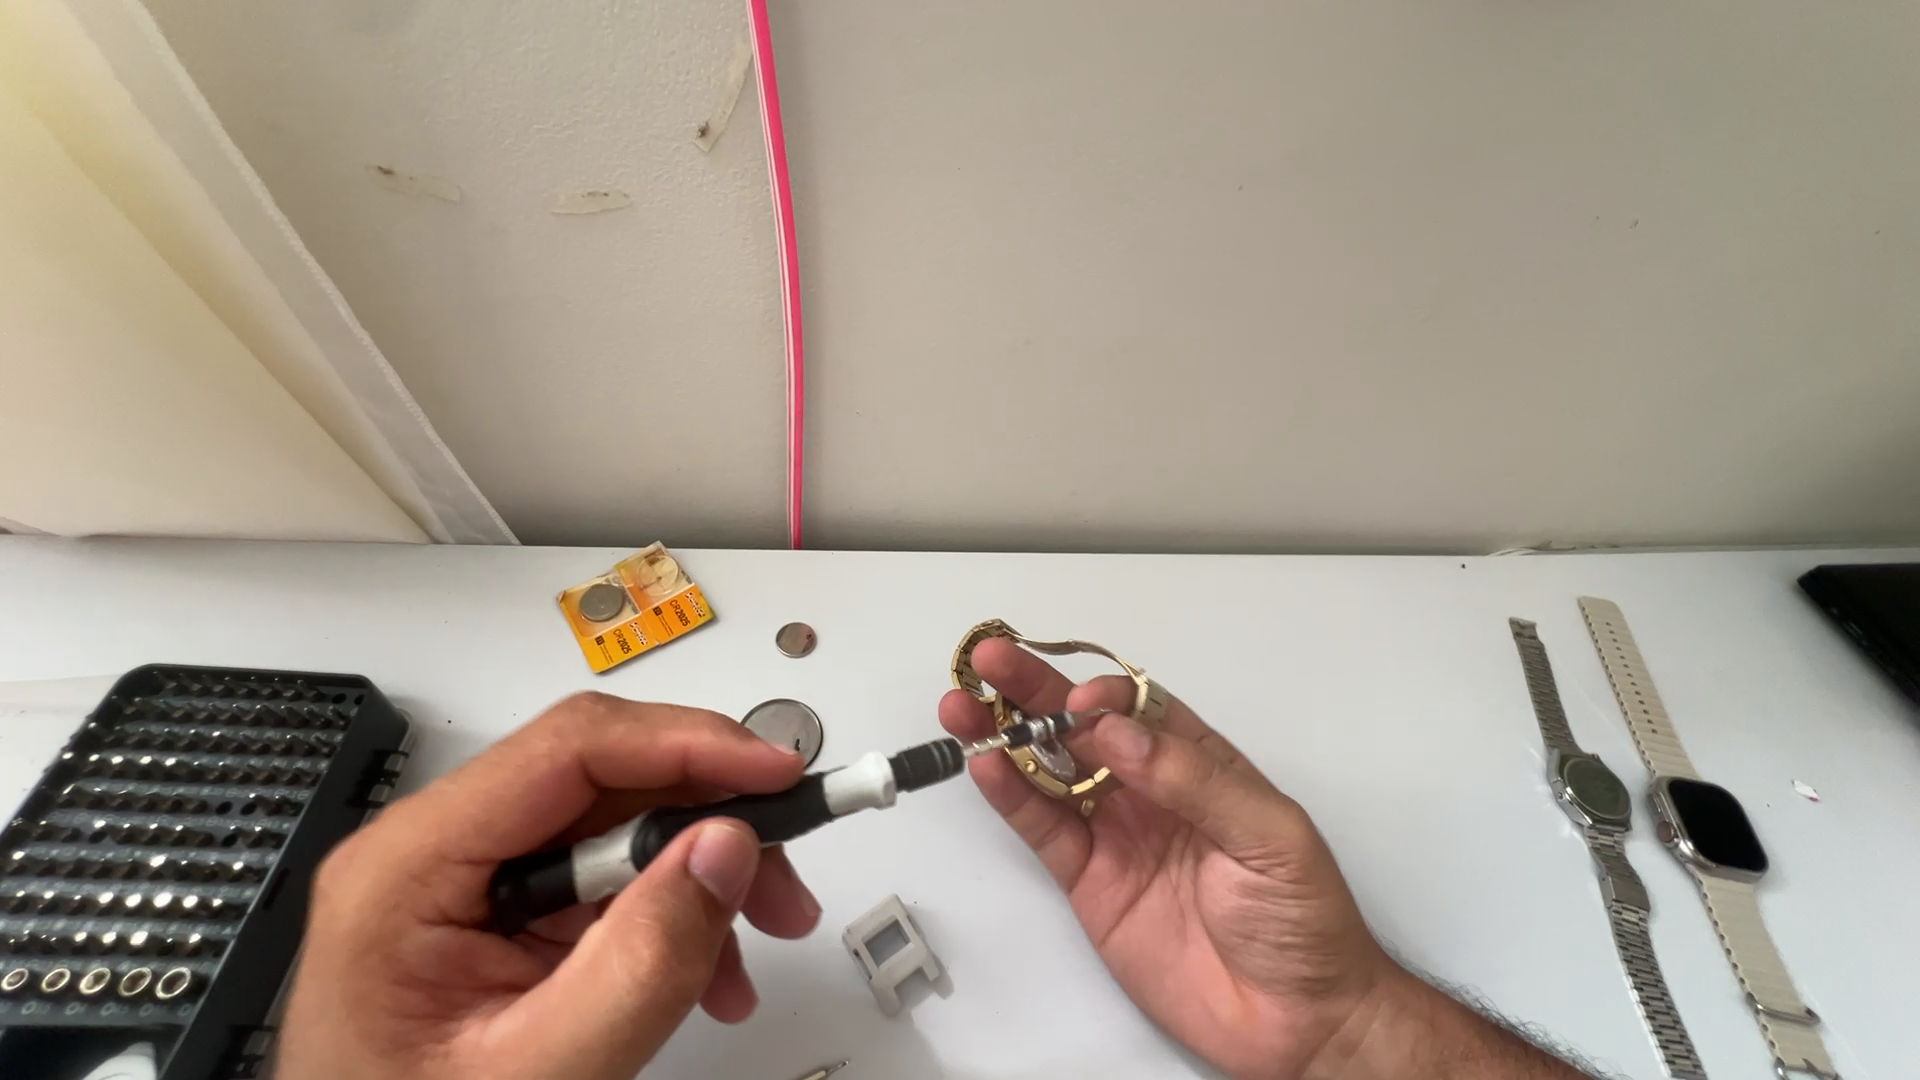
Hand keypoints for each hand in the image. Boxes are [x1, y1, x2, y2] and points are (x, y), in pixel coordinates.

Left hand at [278, 694, 820, 1079]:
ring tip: (769, 932)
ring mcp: (485, 867)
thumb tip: (729, 844)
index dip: (688, 743)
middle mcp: (447, 841)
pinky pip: (625, 865)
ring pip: (634, 814)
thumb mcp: (542, 1077)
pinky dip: (687, 902)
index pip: (574, 748)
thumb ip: (641, 965)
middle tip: (786, 874)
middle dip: (717, 816)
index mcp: (413, 864)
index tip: (779, 774)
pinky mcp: (520, 895)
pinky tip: (715, 970)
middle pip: (615, 775)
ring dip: (713, 863)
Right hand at [941, 640, 1582, 1079]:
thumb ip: (1190, 779)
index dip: (1101, 698)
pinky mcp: (1085, 876)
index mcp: (1194, 759)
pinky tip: (984, 766)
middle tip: (988, 662)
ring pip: (1047, 768)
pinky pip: (1042, 827)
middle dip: (1033, 691)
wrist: (1294, 1023)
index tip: (1077, 707)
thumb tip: (1111, 730)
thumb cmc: (1299, 915)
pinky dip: (1010, 797)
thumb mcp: (1266, 834)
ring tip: (961, 707)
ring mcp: (1111, 828)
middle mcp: (1144, 783)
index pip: (1136, 706)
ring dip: (1004, 734)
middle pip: (1079, 725)